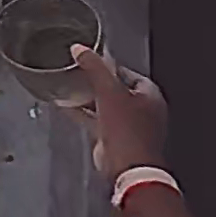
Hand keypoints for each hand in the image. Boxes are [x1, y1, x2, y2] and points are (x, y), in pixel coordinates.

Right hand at [66, 44, 167, 182]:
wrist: (126, 168)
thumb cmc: (127, 130)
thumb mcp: (108, 90)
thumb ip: (94, 67)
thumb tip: (79, 48)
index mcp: (150, 97)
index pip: (130, 73)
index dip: (112, 66)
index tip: (94, 60)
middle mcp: (143, 111)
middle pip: (117, 89)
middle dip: (98, 81)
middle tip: (80, 72)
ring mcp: (129, 127)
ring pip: (106, 105)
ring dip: (89, 97)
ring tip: (69, 86)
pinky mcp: (115, 139)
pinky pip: (97, 120)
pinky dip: (83, 112)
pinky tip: (65, 106)